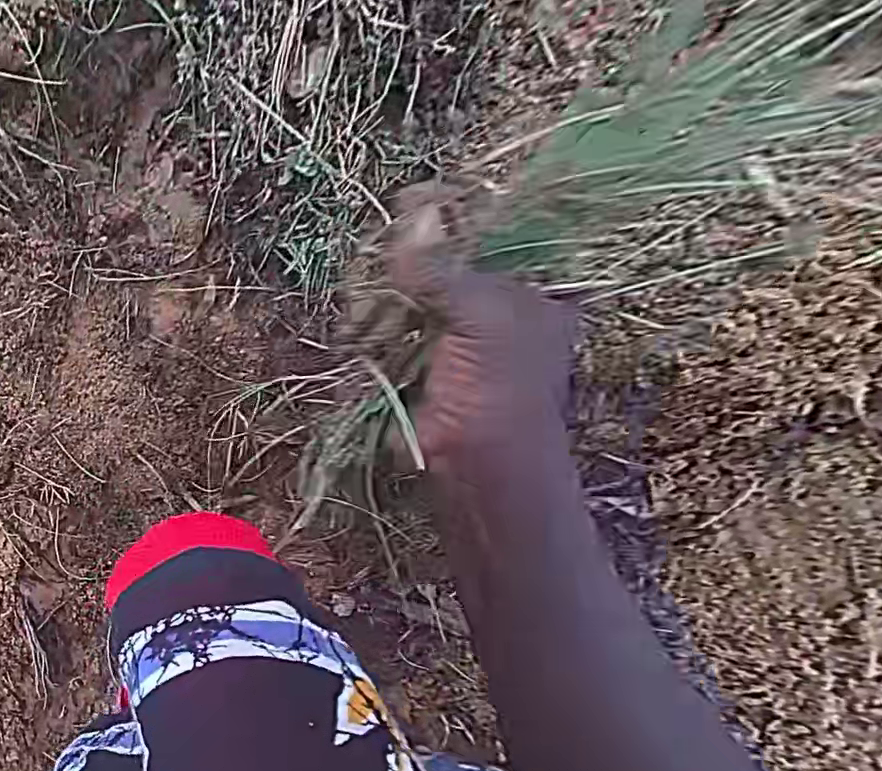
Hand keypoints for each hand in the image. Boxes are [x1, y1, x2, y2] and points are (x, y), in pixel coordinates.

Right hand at [386, 197, 579, 468]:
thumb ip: (444, 272)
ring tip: (367, 319)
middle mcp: (481, 309)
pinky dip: (364, 337)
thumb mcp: (486, 316)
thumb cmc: (501, 385)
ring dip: (376, 307)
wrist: (473, 461)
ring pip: (398, 301)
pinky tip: (358, 338)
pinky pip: (378, 337)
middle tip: (379, 261)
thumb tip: (411, 222)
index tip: (411, 199)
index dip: (451, 214)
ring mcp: (439, 339)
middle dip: (401, 267)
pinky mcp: (403, 367)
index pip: (486, 233)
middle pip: (432, 266)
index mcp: (523, 288)